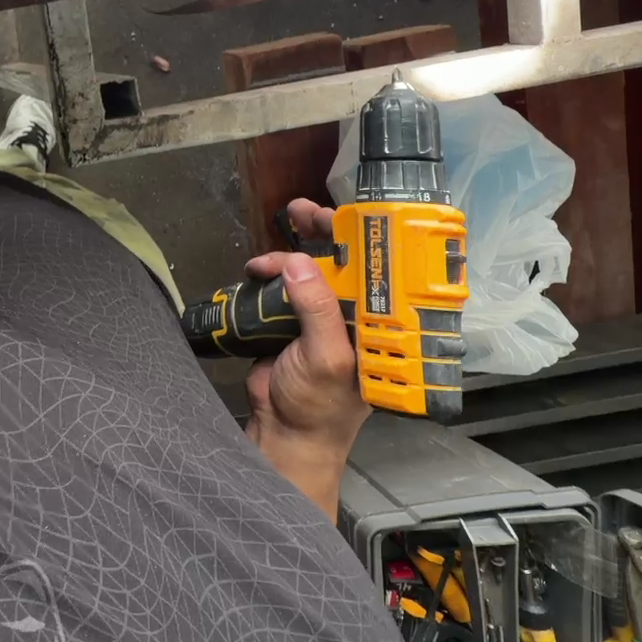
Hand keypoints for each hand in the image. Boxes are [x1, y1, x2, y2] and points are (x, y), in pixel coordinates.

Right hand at [242, 199, 367, 518]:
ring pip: (311, 268)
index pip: (383, 274)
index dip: (371, 242)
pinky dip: (271, 269)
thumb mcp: (326, 358)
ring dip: (291, 248)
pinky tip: (259, 266)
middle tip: (305, 212)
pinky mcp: (290, 318)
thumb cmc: (320, 406)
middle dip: (326, 233)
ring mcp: (321, 315)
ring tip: (272, 243)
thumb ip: (317, 310)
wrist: (282, 429)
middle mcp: (356, 316)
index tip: (352, 217)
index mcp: (380, 326)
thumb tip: (297, 263)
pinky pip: (283, 284)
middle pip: (345, 263)